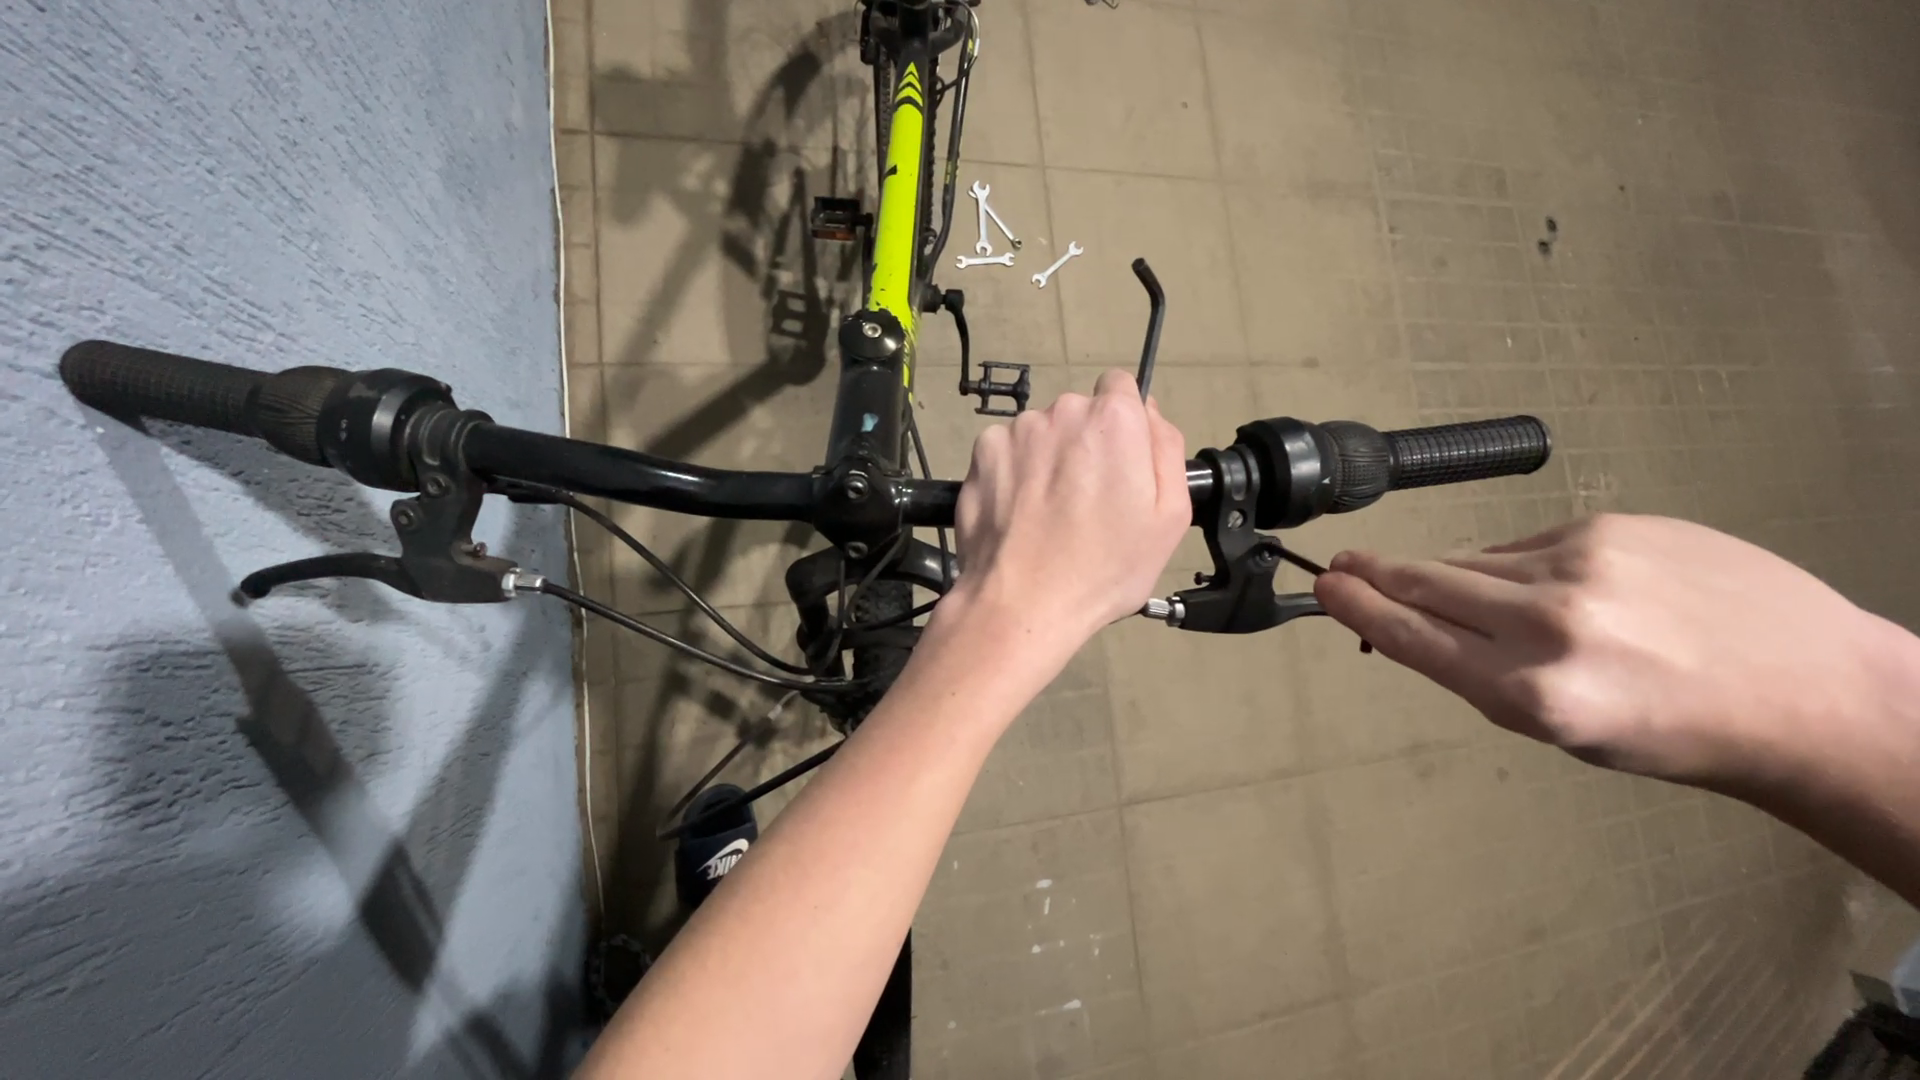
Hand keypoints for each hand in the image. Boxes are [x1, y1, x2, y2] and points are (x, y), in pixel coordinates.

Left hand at [940, 370, 1188, 656]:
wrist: (1021, 603)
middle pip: (1081, 413)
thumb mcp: (1170, 517)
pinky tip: (1020, 512)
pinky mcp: (981, 453)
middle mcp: (1062, 412)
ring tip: (1049, 514)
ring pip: (1041, 433)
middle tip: (1087, 501)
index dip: (1124, 424)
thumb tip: (1150, 415)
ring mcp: (1016, 431)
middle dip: (1087, 444)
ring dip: (1048, 458)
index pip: (1122, 388)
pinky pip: (1007, 451)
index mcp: (1115, 420)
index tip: (1120, 462)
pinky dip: (1014, 472)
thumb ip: (1167, 450)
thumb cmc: (1104, 570)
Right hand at [1313, 514, 1894, 788]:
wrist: (1817, 693)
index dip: (1357, 608)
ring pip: (1472, 560)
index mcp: (1532, 692)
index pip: (1410, 635)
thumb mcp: (1560, 728)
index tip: (1325, 587)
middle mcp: (1548, 623)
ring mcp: (1582, 563)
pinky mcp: (1611, 525)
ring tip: (1472, 595)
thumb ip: (1476, 672)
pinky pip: (1527, 544)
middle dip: (1376, 574)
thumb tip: (1412, 620)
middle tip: (1345, 566)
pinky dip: (1517, 566)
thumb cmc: (1678, 733)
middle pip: (1425, 582)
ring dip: (1453, 576)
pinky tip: (1554, 587)